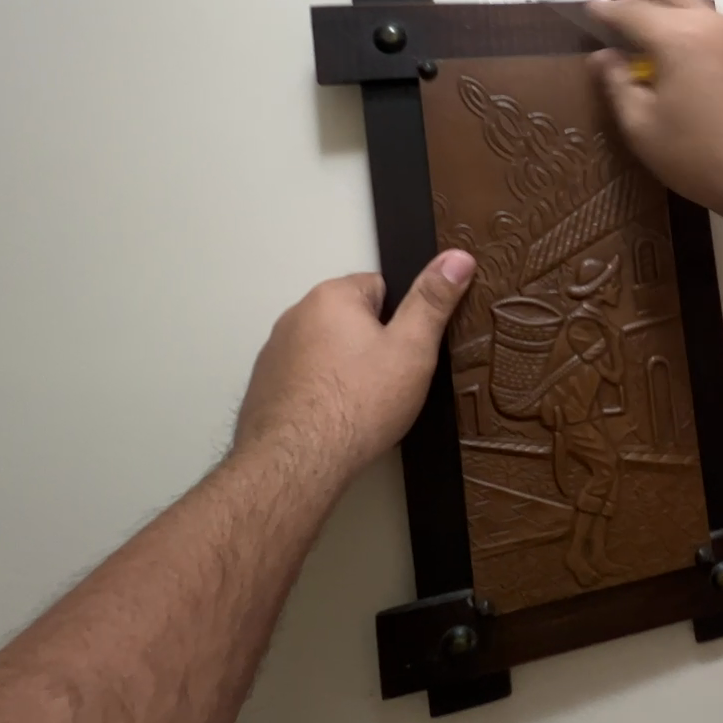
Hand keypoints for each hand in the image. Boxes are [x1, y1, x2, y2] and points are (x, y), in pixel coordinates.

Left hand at [233, 250, 475, 478]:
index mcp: (331, 297)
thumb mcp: (414, 347)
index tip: (408, 351)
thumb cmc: (358, 403)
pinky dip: (325, 392)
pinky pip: (308, 378)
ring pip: (330, 350)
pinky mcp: (264, 389)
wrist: (296, 465)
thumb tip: (457, 257)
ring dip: (348, 368)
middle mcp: (295, 316)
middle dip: (375, 344)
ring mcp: (274, 354)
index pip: (383, 287)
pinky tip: (338, 419)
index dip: (403, 320)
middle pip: (354, 318)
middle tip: (392, 380)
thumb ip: (433, 299)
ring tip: (366, 404)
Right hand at [586, 0, 722, 217]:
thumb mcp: (643, 128)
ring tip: (651, 29)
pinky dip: (697, 28)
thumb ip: (617, 85)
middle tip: (617, 3)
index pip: (633, 11)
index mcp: (680, 37)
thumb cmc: (700, 157)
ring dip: (671, 8)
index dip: (606, 11)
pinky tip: (689, 56)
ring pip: (700, 6)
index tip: (590, 11)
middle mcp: (714, 25)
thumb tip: (604, 57)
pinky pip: (722, 28)